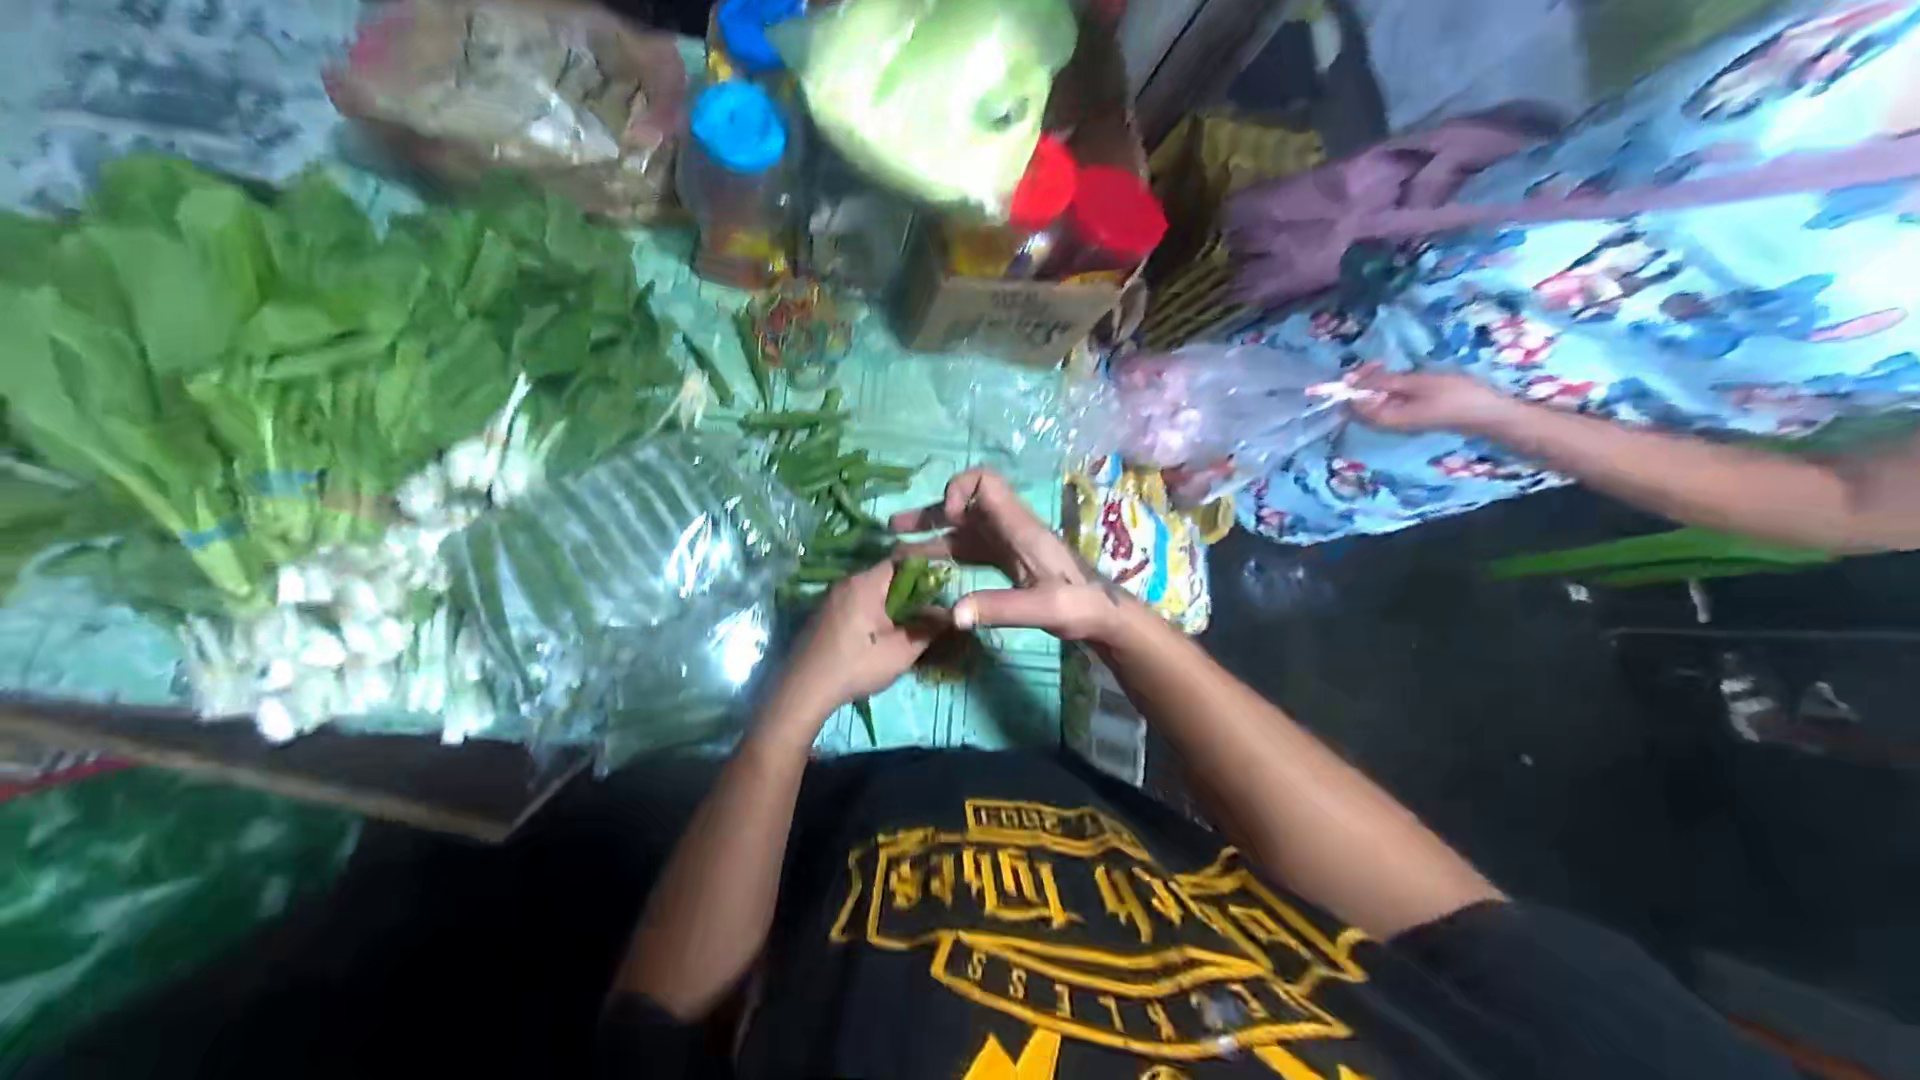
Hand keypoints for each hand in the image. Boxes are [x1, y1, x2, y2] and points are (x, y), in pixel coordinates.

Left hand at [777, 562, 937, 717]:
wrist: (803, 690)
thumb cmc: (856, 665)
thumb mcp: (901, 651)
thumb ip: (929, 628)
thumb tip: (950, 614)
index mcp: (865, 583)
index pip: (901, 559)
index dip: (925, 567)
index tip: (943, 581)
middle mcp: (846, 582)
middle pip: (885, 575)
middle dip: (910, 588)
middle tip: (930, 605)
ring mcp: (830, 598)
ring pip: (869, 590)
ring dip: (890, 602)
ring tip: (909, 620)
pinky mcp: (822, 614)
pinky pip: (855, 603)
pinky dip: (872, 611)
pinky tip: (881, 632)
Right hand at [889, 469, 1129, 642]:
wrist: (1105, 616)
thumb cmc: (1082, 605)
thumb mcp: (1045, 609)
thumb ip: (1000, 608)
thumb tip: (954, 614)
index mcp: (1020, 527)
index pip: (986, 482)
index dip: (959, 490)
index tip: (947, 518)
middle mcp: (1011, 528)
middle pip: (965, 506)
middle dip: (929, 513)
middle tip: (894, 529)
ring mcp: (1009, 544)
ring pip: (964, 530)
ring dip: (931, 536)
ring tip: (896, 551)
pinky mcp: (1009, 561)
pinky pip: (971, 550)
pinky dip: (947, 554)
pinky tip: (929, 571)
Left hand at [1348, 363, 1520, 433]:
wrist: (1488, 413)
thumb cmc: (1455, 396)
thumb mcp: (1418, 383)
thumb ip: (1385, 382)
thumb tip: (1352, 381)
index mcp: (1384, 419)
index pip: (1353, 404)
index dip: (1355, 384)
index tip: (1368, 366)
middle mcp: (1385, 423)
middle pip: (1361, 403)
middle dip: (1364, 381)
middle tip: (1379, 362)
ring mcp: (1397, 419)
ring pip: (1374, 400)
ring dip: (1376, 382)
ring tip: (1388, 365)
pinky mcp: (1408, 414)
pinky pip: (1388, 401)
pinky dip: (1389, 387)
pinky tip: (1400, 376)